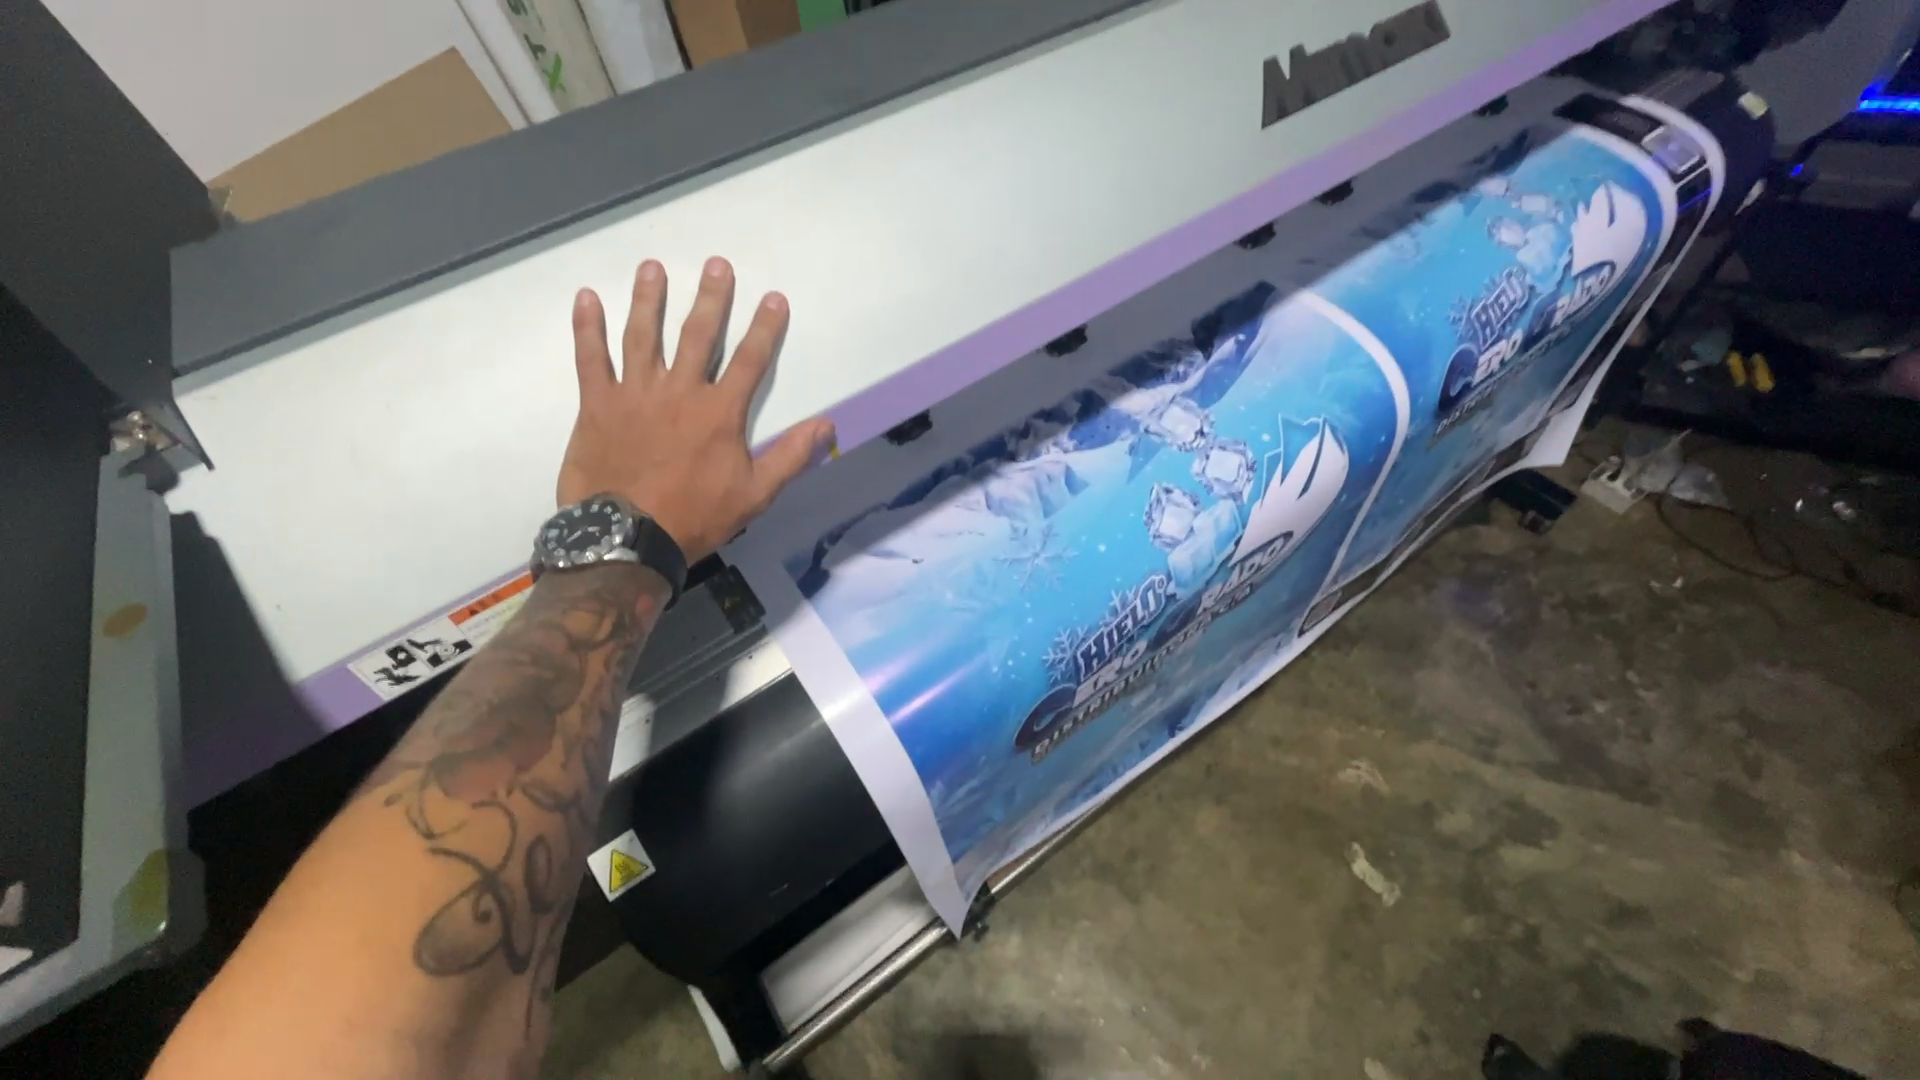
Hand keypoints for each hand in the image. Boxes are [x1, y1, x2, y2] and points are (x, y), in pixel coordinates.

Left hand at [558, 257, 833, 562]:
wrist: (627, 536)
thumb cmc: (696, 516)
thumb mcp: (756, 494)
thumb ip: (791, 456)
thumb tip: (828, 426)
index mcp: (720, 412)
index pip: (751, 360)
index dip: (765, 328)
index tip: (774, 298)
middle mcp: (680, 391)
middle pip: (699, 335)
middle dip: (711, 298)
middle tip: (716, 264)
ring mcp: (635, 393)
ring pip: (644, 335)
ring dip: (650, 299)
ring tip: (653, 267)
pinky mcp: (598, 404)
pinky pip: (591, 358)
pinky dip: (587, 328)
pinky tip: (587, 298)